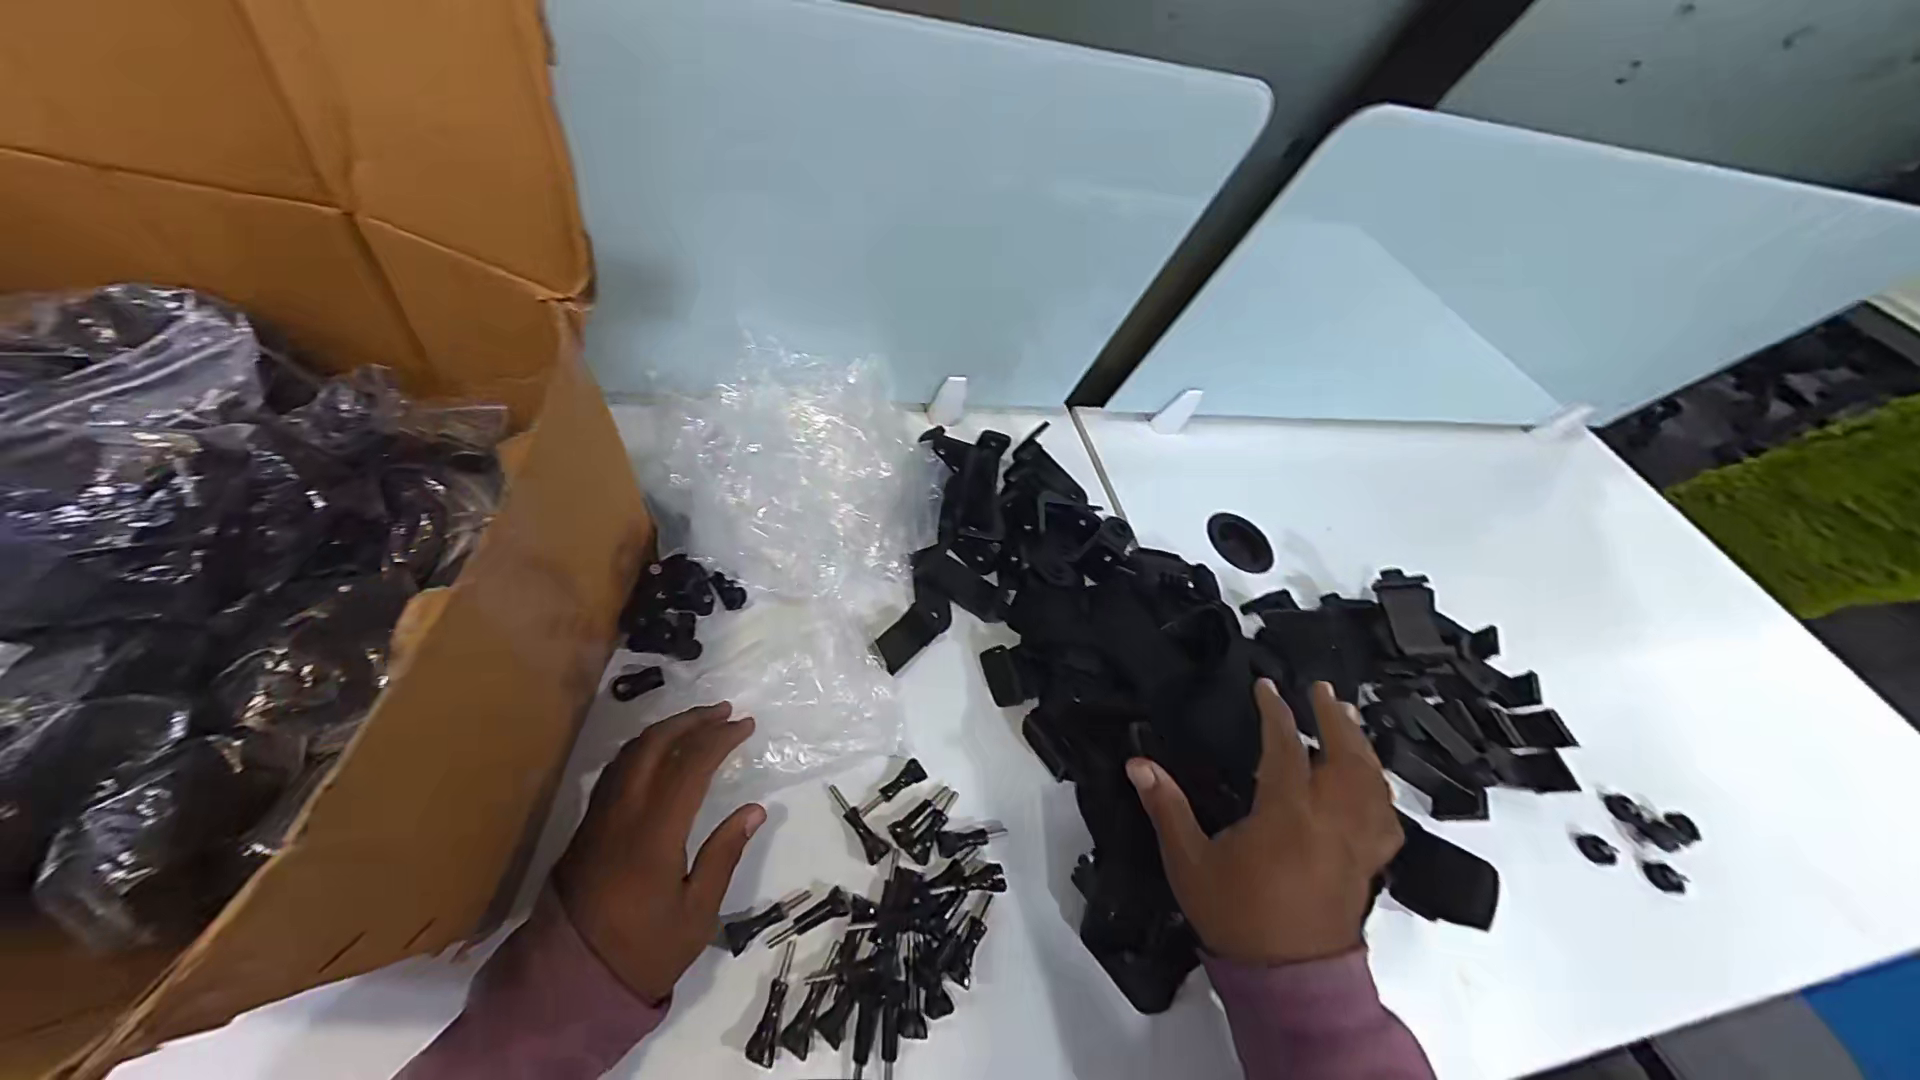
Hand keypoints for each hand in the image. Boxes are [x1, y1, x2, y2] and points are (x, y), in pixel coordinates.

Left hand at [554, 702, 766, 1003]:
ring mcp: (597, 819)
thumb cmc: (644, 952)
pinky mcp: (585, 829)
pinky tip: (659, 753)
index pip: (689, 765)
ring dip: (665, 730)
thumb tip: (754, 810)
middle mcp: (621, 815)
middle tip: (723, 712)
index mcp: (653, 834)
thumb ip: (724, 855)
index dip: (720, 739)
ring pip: (628, 755)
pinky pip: (615, 772)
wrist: (568, 987)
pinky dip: (643, 749)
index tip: (746, 725)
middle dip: (691, 721)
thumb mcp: (697, 914)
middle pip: (652, 746)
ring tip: (697, 723)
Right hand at [1127, 680, 1401, 965]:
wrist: (1287, 982)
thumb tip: (1138, 764)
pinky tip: (1371, 785)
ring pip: (1373, 786)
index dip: (1276, 713)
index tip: (1267, 689)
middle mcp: (1330, 824)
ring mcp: (1356, 847)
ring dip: (1362, 748)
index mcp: (1286, 816)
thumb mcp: (1188, 860)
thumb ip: (1166, 807)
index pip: (1286, 749)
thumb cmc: (1236, 917)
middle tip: (1323, 691)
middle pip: (1346, 759)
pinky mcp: (1368, 867)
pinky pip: (1386, 821)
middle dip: (1335, 719)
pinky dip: (1380, 793)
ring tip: (1351, 722)